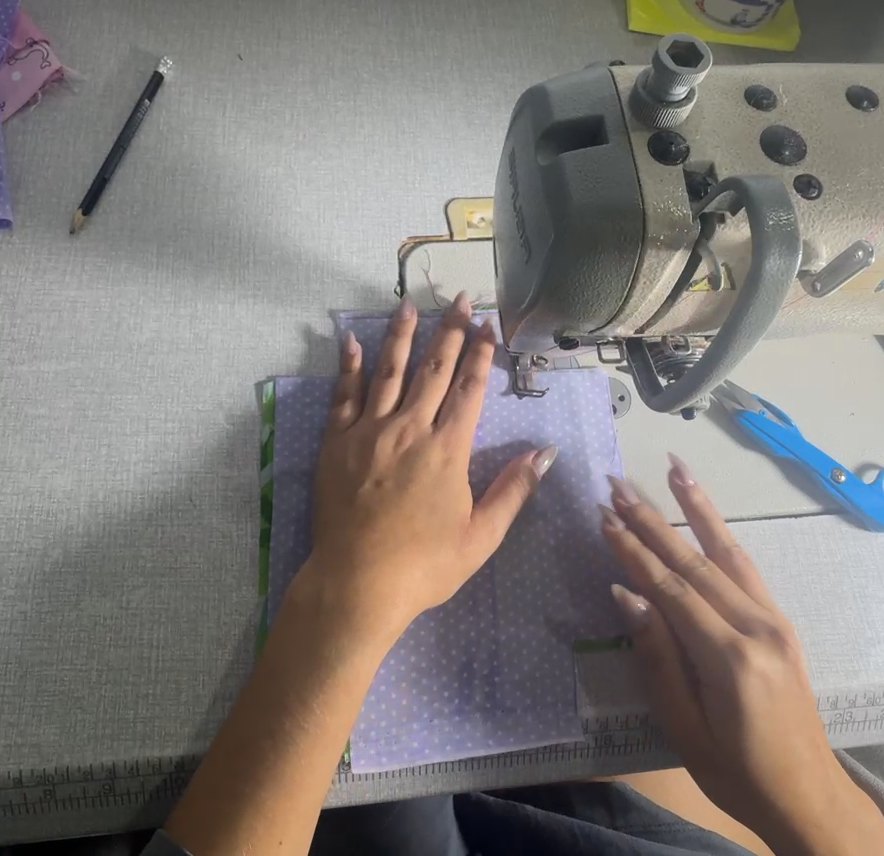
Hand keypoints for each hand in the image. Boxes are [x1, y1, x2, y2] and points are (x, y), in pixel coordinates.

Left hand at [300, 294, 556, 642]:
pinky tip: (350, 340)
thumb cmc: (425, 565)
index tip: (488, 325)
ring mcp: (370, 432)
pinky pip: (343, 395)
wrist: (358, 583)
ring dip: (402, 336)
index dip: (481, 354)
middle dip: (450, 332)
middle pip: (433, 370)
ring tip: (410, 306)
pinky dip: (348, 366)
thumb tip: (546, 453)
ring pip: (389, 372)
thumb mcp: (481, 536)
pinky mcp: (337, 443)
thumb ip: (513, 490)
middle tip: (460, 300)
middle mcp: (410, 429)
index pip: (469, 389)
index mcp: (448, 450)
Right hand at [601, 457, 883, 855]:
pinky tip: (706, 512)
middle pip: (695, 562)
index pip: (671, 588)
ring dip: (696, 507)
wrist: (810, 797)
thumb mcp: (684, 728)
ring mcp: (774, 621)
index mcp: (729, 658)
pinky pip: (746, 568)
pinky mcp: (781, 622)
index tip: (604, 515)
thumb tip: (626, 593)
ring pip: (727, 552)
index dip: (634, 551)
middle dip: (652, 519)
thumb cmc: (737, 773)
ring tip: (675, 468)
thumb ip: (657, 657)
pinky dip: (723, 533)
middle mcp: (757, 627)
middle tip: (619, 484)